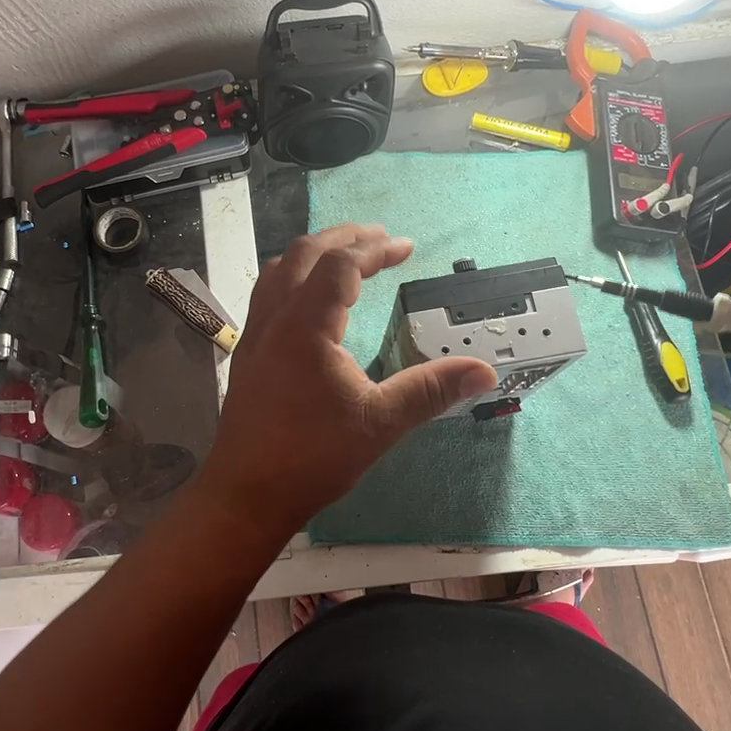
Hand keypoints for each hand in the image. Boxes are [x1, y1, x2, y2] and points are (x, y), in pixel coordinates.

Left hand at [196, 225, 497, 534]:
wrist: (247, 493)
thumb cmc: (312, 457)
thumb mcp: (380, 423)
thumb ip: (430, 390)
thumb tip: (483, 370)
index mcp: (305, 325)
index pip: (340, 265)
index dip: (375, 250)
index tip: (407, 247)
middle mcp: (274, 318)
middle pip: (304, 254)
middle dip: (343, 238)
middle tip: (380, 238)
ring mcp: (254, 334)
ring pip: (279, 270)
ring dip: (314, 253)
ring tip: (346, 256)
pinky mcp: (246, 352)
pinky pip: (267, 293)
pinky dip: (294, 276)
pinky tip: (309, 299)